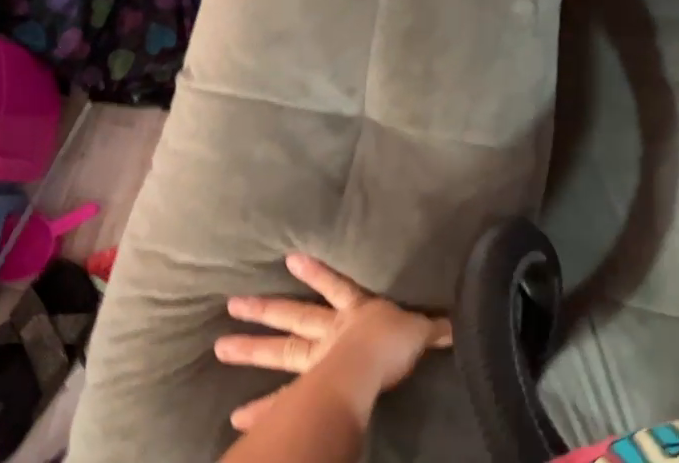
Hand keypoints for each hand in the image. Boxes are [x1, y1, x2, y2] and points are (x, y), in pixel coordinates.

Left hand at [216, 254, 451, 429]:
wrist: (379, 364)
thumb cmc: (398, 341)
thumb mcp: (422, 329)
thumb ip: (434, 327)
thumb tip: (458, 320)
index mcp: (358, 312)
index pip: (336, 286)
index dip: (316, 274)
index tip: (290, 260)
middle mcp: (333, 330)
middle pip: (295, 317)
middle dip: (265, 310)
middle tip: (233, 304)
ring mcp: (318, 358)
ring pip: (281, 350)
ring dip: (251, 349)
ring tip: (220, 346)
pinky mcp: (313, 388)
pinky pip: (285, 398)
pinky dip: (262, 408)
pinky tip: (237, 418)